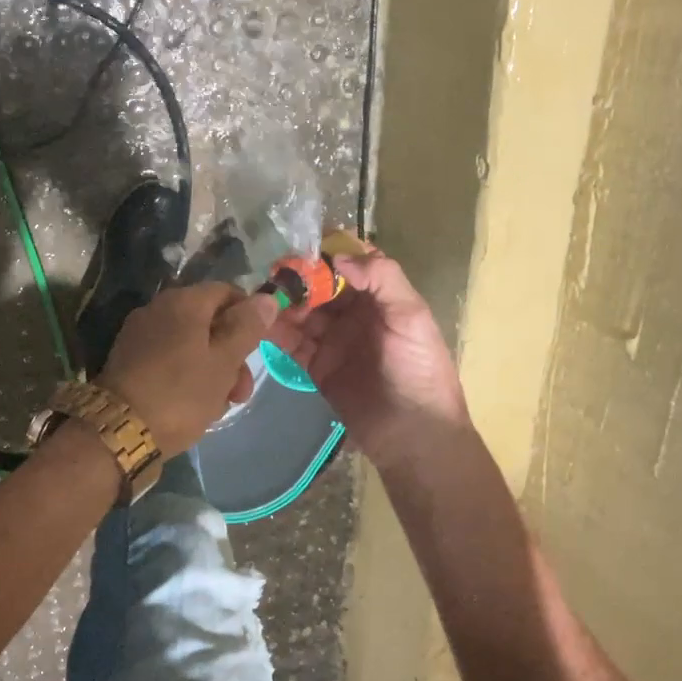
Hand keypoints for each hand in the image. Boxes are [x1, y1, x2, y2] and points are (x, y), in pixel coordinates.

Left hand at [97, 283, 277, 455]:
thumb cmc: (180, 394)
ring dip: (211, 370)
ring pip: (190, 344)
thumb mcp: (223, 362)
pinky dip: (186, 376)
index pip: (227, 292)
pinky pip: (168, 359)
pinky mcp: (128, 359)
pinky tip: (192, 406)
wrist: (119, 431)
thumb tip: (266, 298)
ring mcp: (140, 333)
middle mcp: (158, 308)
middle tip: (240, 394)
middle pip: (208, 321)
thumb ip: (246, 327)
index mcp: (184, 301)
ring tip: (217, 408)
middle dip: (232, 355)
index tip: (259, 350)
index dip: (249, 316)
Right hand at [267, 250, 466, 460]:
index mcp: (381, 297)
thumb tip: (338, 256)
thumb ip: (381, 278)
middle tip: (274, 272)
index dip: (327, 252)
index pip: (350, 263)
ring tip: (263, 297)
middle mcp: (355, 313)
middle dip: (298, 277)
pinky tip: (262, 323)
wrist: (414, 435)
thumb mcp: (411, 316)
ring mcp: (334, 339)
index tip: (302, 245)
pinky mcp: (316, 366)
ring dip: (284, 302)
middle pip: (320, 285)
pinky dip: (276, 331)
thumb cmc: (420, 370)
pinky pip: (292, 342)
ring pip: (302, 311)